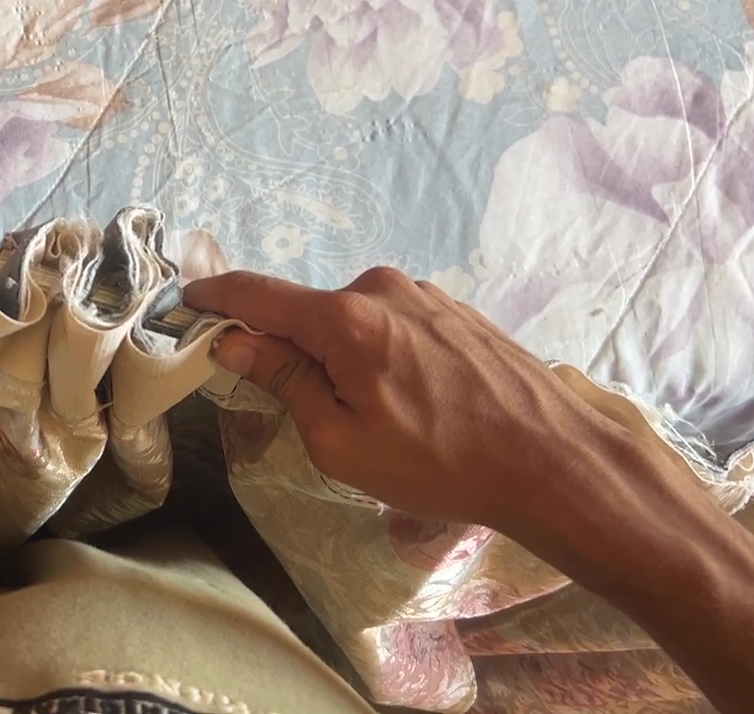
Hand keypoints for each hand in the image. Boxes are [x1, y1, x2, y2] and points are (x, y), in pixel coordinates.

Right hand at [184, 267, 678, 537]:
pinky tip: (412, 391)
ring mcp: (421, 292)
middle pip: (306, 310)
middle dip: (289, 344)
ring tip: (376, 406)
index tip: (187, 299)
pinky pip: (389, 318)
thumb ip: (283, 381)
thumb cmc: (441, 462)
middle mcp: (376, 288)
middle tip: (304, 398)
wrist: (565, 465)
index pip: (254, 293)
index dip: (214, 295)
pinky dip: (376, 346)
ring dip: (338, 348)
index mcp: (342, 318)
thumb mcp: (341, 441)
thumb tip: (235, 342)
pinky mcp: (453, 307)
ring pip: (350, 316)